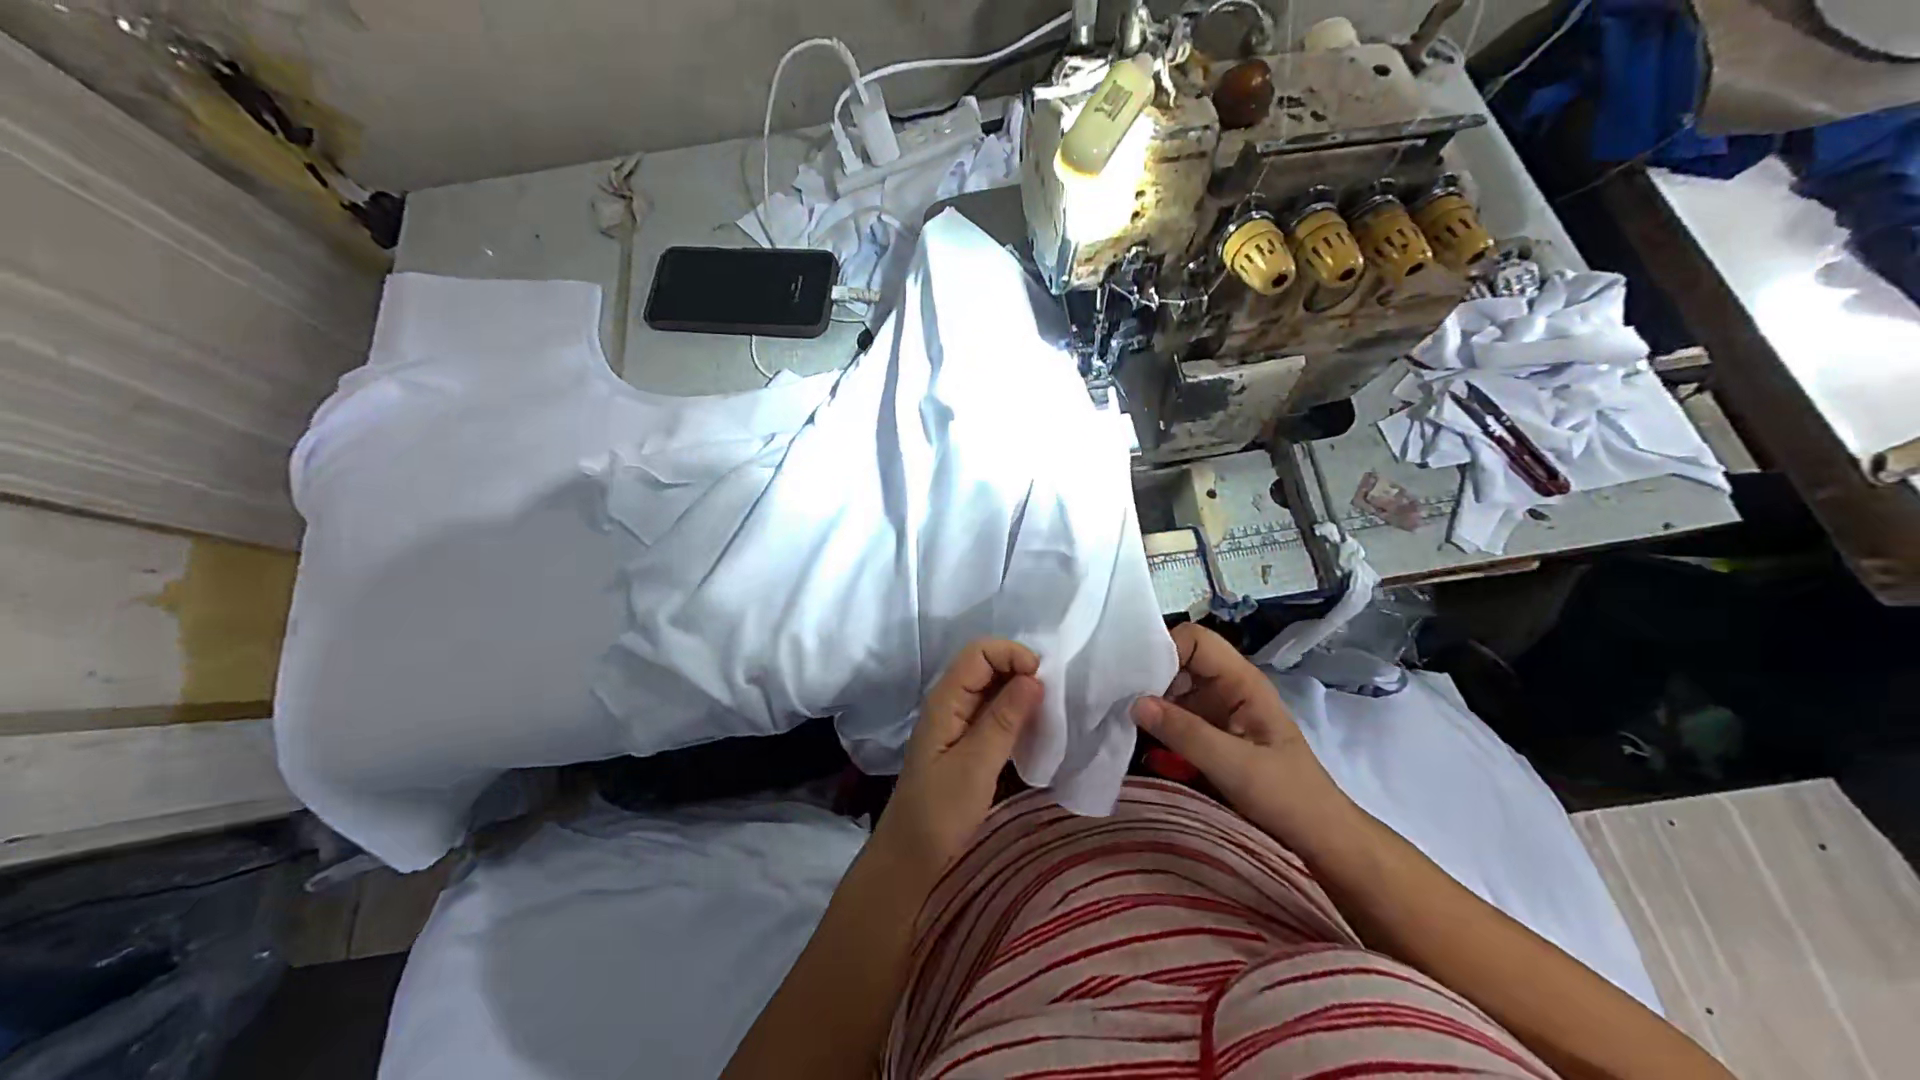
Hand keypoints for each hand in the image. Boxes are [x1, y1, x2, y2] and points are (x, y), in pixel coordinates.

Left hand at [872, 639, 1042, 884]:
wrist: (912, 854)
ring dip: (1020, 691)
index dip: (1012, 655)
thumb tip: (1034, 677)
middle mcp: (950, 702)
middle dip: (1020, 670)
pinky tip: (1034, 729)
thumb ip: (1005, 719)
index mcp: (945, 699)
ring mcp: (957, 721)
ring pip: (992, 687)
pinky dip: (1015, 712)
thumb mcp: (977, 764)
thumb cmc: (941, 810)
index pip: (980, 651)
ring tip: (1048, 713)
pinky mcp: (966, 741)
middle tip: (1051, 698)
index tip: (1042, 681)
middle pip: (986, 664)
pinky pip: (993, 711)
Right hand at [1131, 623, 1355, 845]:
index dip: (1165, 649)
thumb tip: (1135, 702)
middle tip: (1116, 698)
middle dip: (1148, 674)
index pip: (1195, 640)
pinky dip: (1152, 722)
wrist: (1318, 838)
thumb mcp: (1236, 766)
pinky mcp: (1206, 735)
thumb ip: (1186, 733)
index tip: (1134, 677)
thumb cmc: (1288, 796)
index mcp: (1242, 682)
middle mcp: (1226, 688)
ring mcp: (1215, 711)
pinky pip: (1172, 716)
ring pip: (1171, 689)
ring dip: (1146, 700)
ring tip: (1116, 715)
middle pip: (1178, 661)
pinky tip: (1132, 735)